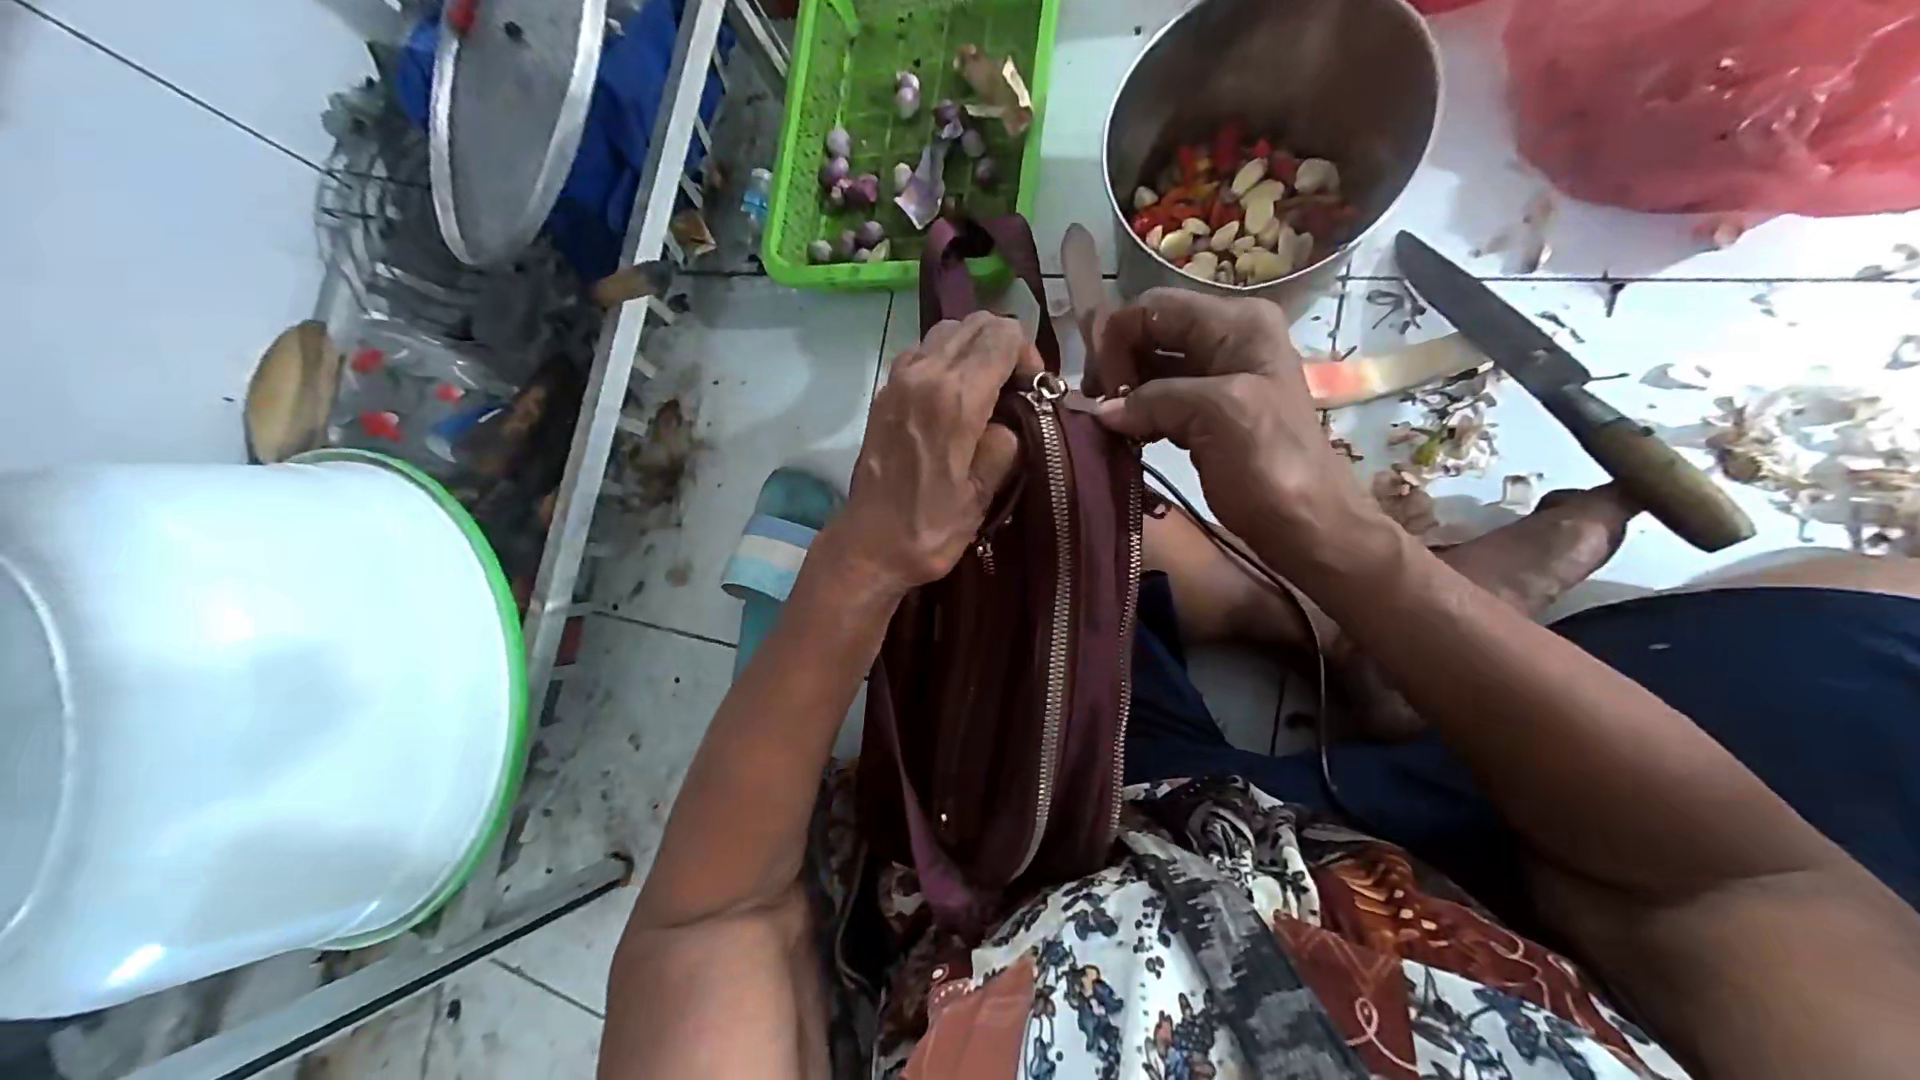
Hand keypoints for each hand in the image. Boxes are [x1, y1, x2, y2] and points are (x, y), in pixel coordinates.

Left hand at [829, 312, 1038, 590]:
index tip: (1031, 390)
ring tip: (984, 388)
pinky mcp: (884, 392)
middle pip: (976, 324)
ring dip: (973, 349)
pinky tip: (952, 398)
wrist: (869, 544)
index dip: (1027, 354)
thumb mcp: (982, 493)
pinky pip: (922, 352)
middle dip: (1004, 345)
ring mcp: (898, 379)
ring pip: (947, 332)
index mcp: (956, 397)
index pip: (1003, 335)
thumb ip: (1004, 444)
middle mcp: (924, 374)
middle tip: (1013, 386)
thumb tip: (1006, 421)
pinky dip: (945, 360)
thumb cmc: (930, 526)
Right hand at [1092, 289, 1378, 564]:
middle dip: (1116, 366)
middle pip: (1148, 334)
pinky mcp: (1205, 415)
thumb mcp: (1216, 414)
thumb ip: (1155, 398)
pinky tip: (1125, 437)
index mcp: (1236, 324)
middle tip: (1100, 409)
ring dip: (1122, 394)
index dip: (1117, 340)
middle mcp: (1225, 340)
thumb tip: (1101, 410)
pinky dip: (1136, 416)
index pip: (1153, 308)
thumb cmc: (1269, 465)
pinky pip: (1157, 401)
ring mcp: (1216, 379)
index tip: (1103, 390)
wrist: (1305, 526)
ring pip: (1148, 369)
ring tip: (1108, 426)